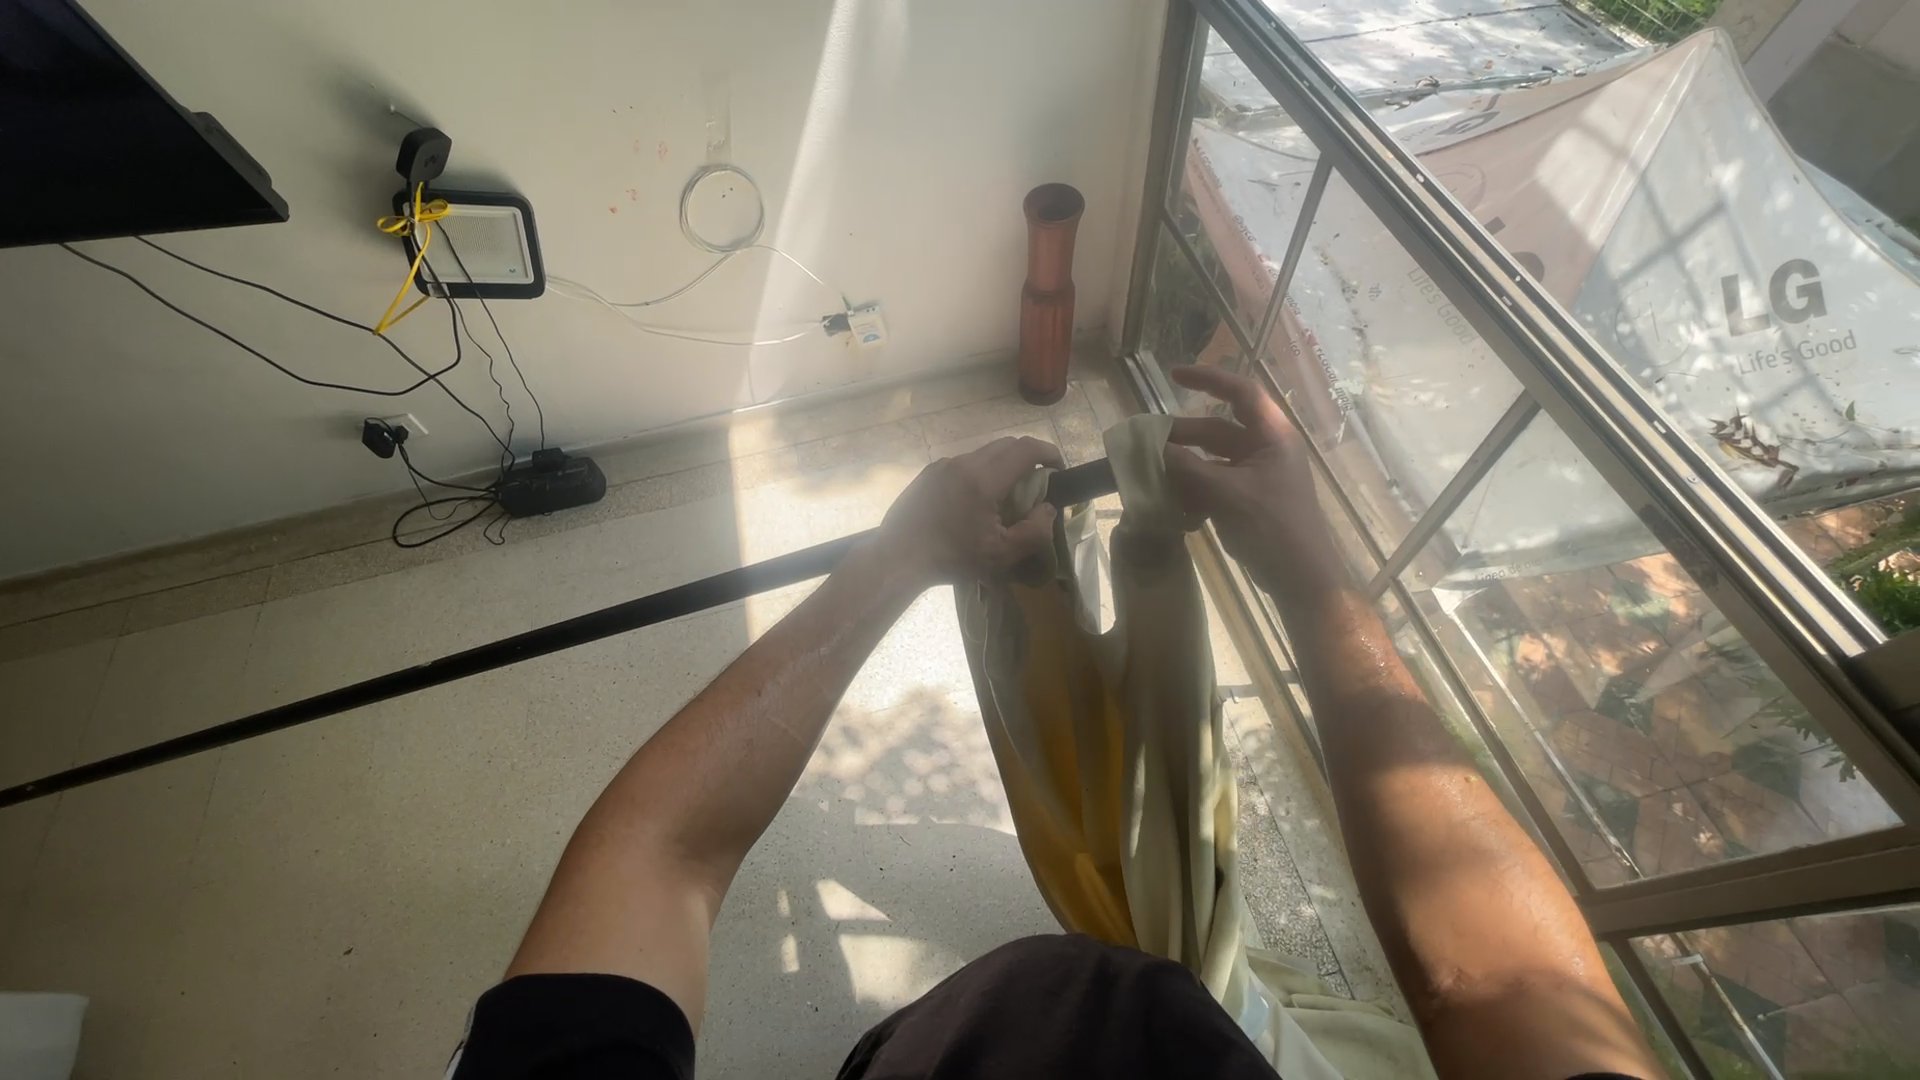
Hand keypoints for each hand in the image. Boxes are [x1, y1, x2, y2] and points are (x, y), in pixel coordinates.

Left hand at [877, 435, 1063, 585]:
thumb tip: (1048, 508)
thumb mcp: (1001, 555)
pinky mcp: (929, 473)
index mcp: (984, 479)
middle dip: (1028, 459)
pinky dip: (979, 473)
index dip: (1049, 453)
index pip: (1027, 448)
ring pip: (984, 453)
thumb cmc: (952, 558)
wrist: (899, 557)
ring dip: (1002, 466)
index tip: (1058, 469)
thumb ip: (1035, 531)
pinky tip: (974, 502)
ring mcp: (943, 465)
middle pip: (1007, 445)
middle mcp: (964, 462)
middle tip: (1035, 486)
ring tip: (1004, 497)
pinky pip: (963, 464)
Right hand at [1163, 366, 1343, 602]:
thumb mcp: (1226, 494)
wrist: (1301, 577)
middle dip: (1182, 437)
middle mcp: (1264, 450)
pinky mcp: (1247, 500)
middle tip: (1147, 444)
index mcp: (1271, 437)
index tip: (1173, 374)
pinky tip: (1175, 509)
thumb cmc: (1273, 527)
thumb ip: (1188, 468)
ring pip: (1211, 460)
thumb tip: (1154, 448)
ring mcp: (1256, 476)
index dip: (1208, 378)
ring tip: (1154, 478)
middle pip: (1216, 430)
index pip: (1241, 392)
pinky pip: (1213, 485)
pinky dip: (1193, 492)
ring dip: (1183, 468)